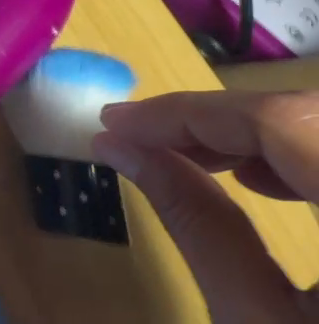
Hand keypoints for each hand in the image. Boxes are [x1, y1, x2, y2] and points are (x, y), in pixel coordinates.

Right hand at [92, 90, 318, 321]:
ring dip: (268, 131)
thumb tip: (117, 147)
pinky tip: (275, 182)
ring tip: (205, 161)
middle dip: (227, 118)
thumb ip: (199, 226)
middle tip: (148, 138)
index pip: (285, 123)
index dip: (190, 112)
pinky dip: (309, 152)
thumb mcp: (263, 323)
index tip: (115, 124)